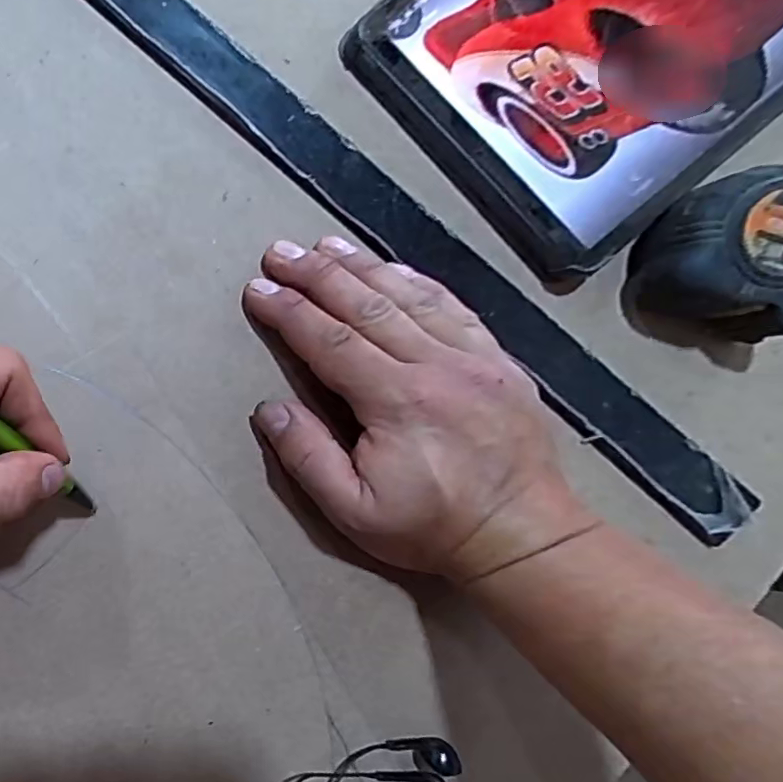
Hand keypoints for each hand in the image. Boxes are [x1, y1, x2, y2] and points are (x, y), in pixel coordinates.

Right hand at [241, 237, 600, 581]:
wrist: (524, 536)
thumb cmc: (427, 527)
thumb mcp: (350, 509)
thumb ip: (306, 456)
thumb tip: (269, 409)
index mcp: (399, 402)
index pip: (331, 342)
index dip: (290, 312)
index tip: (258, 288)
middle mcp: (440, 366)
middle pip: (367, 307)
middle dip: (317, 275)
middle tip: (280, 251)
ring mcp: (476, 358)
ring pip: (410, 297)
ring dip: (362, 267)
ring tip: (324, 245)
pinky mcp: (499, 361)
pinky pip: (453, 307)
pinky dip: (416, 281)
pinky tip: (391, 267)